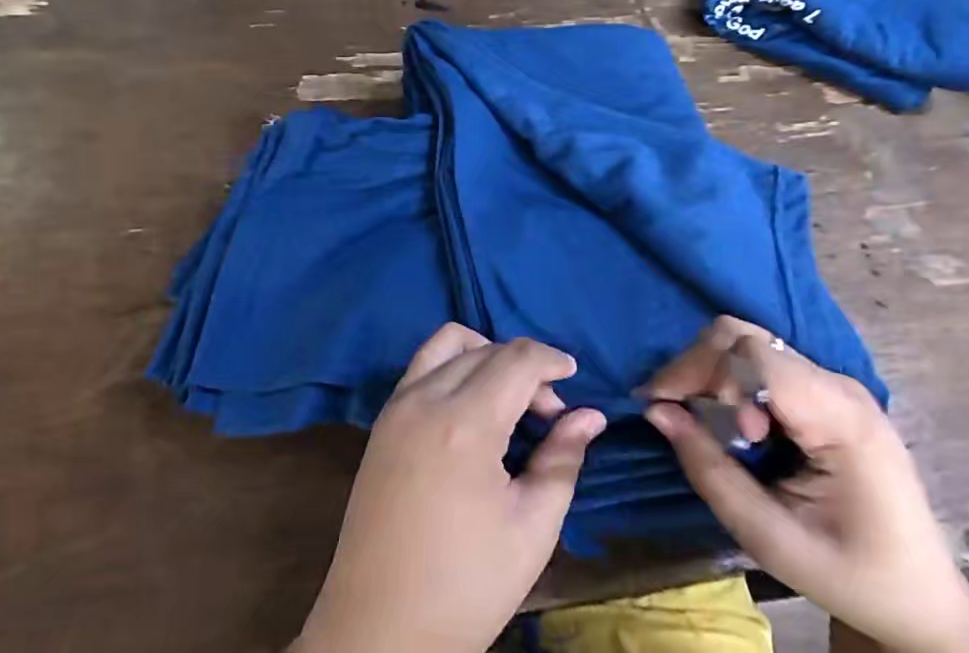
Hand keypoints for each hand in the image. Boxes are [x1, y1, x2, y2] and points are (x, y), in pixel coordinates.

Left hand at [294, 323, 606, 652]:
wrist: (379, 630)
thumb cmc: (466, 585)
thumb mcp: (532, 527)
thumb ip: (563, 459)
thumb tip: (589, 416)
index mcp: (464, 423)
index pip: (516, 359)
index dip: (551, 360)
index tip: (575, 377)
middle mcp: (424, 400)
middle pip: (484, 349)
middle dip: (525, 366)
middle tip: (549, 413)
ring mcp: (396, 408)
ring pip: (446, 345)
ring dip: (485, 354)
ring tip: (509, 397)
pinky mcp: (381, 423)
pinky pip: (421, 367)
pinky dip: (454, 366)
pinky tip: (472, 408)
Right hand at [644, 317, 968, 652]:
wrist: (922, 600)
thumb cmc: (852, 577)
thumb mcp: (771, 538)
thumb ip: (711, 471)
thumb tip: (656, 411)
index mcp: (839, 417)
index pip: (752, 354)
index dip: (701, 372)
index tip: (667, 410)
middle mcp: (838, 384)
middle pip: (746, 338)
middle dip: (697, 367)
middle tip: (670, 410)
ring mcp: (835, 385)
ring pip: (750, 344)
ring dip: (711, 373)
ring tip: (697, 421)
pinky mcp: (827, 394)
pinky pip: (764, 364)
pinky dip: (730, 382)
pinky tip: (727, 422)